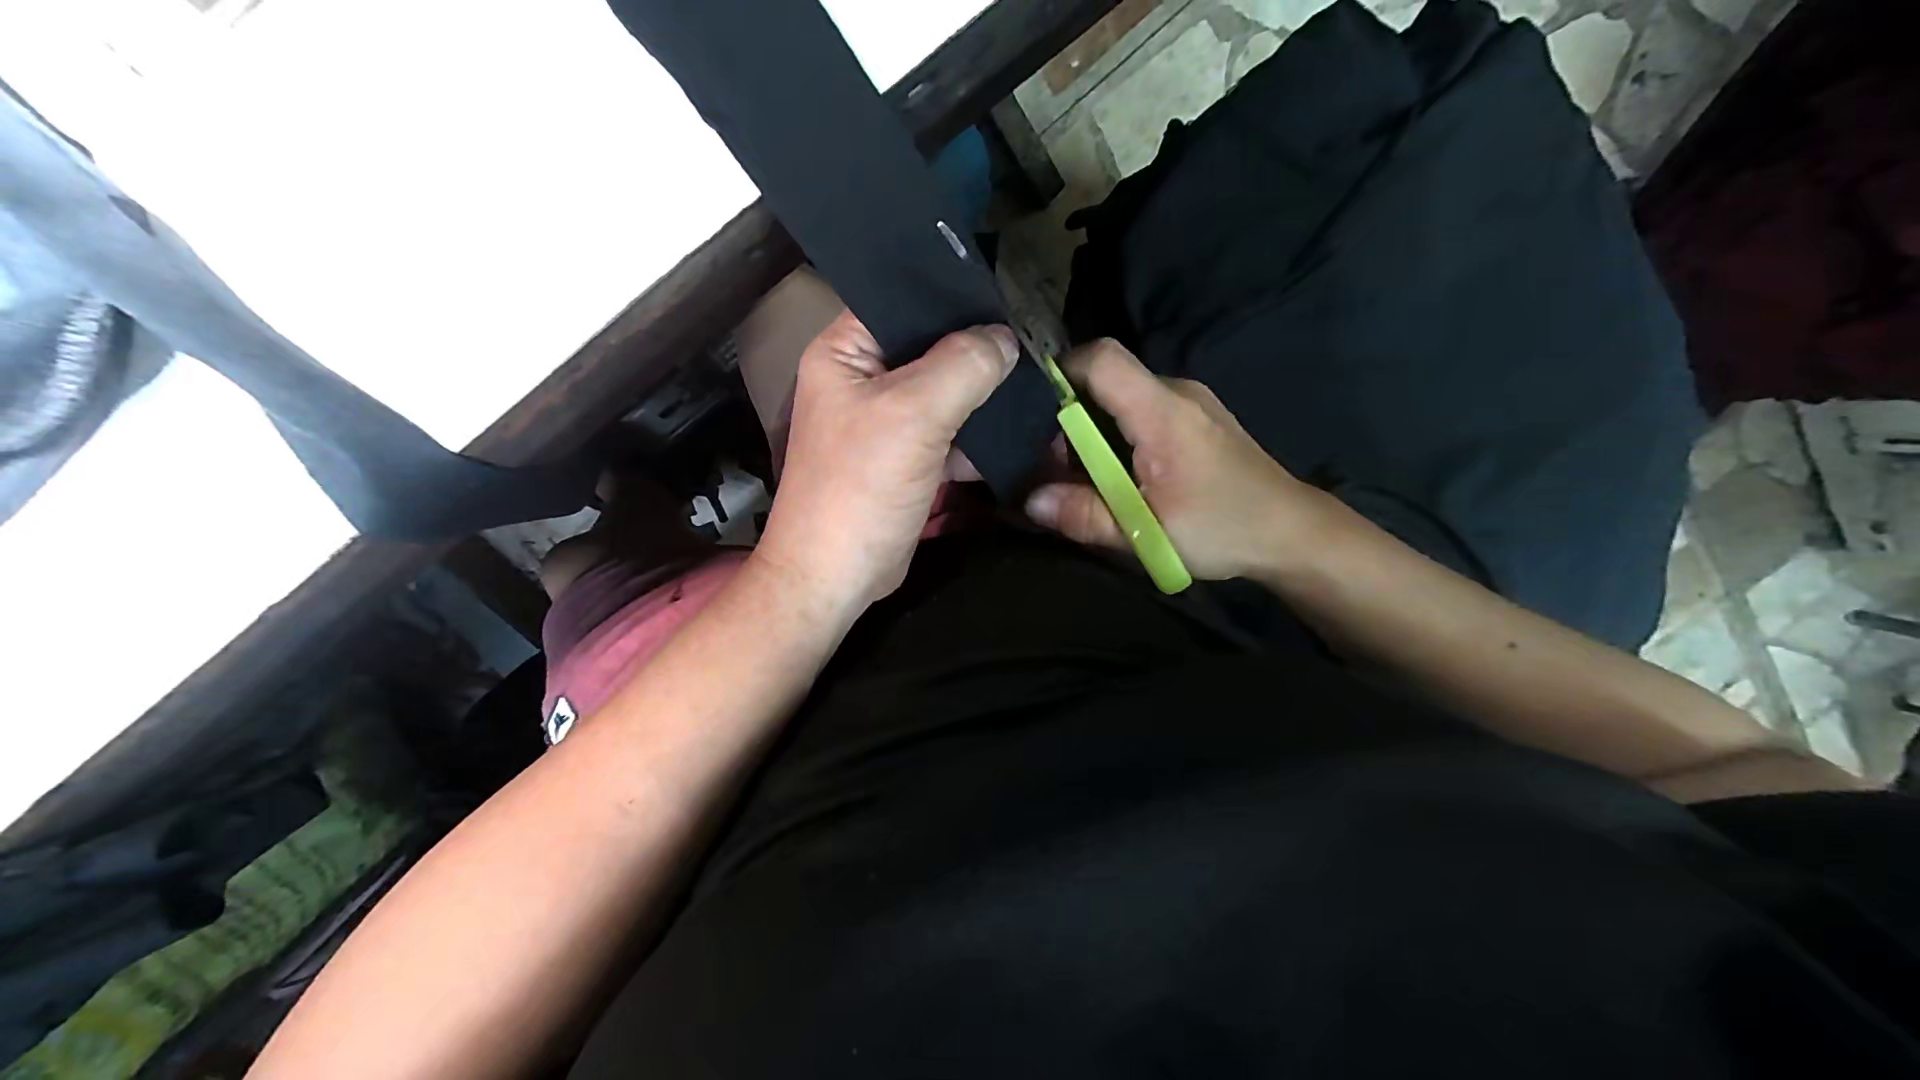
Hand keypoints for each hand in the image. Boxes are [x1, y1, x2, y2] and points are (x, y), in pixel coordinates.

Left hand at [753, 312, 1016, 613]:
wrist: (837, 576)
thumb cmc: (861, 487)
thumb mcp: (913, 414)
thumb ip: (962, 366)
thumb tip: (1005, 339)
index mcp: (845, 352)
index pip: (903, 300)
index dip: (952, 298)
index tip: (1005, 301)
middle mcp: (863, 379)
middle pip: (931, 348)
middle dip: (979, 352)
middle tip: (1031, 346)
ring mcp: (887, 421)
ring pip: (946, 392)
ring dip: (985, 395)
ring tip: (1035, 386)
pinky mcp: (907, 458)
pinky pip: (950, 431)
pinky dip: (979, 434)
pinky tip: (1019, 432)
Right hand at [1024, 339, 1340, 580]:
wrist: (1292, 532)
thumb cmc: (1223, 529)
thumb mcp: (1146, 533)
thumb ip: (1084, 514)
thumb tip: (1029, 499)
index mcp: (1163, 411)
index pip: (1101, 358)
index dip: (1060, 374)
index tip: (1035, 415)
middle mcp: (1177, 392)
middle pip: (1106, 379)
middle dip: (1071, 417)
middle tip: (1057, 467)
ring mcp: (1190, 402)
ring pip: (1123, 397)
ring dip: (1095, 431)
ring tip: (1088, 478)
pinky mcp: (1197, 417)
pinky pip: (1143, 410)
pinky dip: (1118, 435)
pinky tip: (1121, 475)